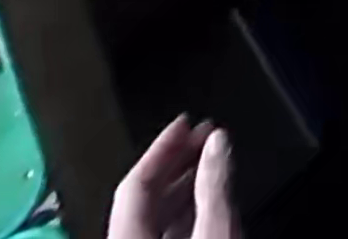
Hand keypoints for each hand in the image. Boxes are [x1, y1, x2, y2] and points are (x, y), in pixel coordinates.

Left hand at [108, 116, 237, 238]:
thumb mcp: (215, 231)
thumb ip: (215, 183)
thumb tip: (218, 139)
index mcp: (130, 236)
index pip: (136, 182)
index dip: (162, 146)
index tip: (185, 120)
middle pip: (142, 195)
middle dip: (177, 157)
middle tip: (204, 131)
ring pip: (152, 211)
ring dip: (182, 179)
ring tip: (209, 155)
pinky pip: (159, 227)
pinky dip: (182, 203)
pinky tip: (204, 193)